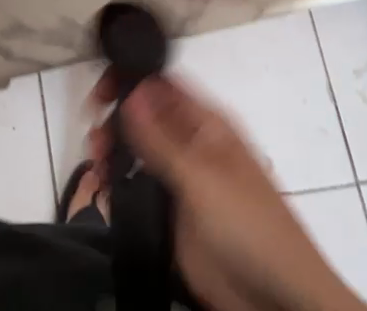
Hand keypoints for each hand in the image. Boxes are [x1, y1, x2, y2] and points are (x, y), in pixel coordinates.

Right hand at [90, 73, 366, 310]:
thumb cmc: (249, 225)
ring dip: (112, 148)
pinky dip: (116, 180)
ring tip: (95, 161)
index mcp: (207, 125)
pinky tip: (102, 185)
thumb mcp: (202, 177)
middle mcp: (190, 144)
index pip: (163, 85)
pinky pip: (135, 185)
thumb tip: (132, 91)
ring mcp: (179, 178)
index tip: (100, 90)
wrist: (273, 295)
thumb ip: (162, 138)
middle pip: (144, 115)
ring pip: (136, 149)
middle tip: (93, 133)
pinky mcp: (168, 211)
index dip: (131, 79)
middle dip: (115, 116)